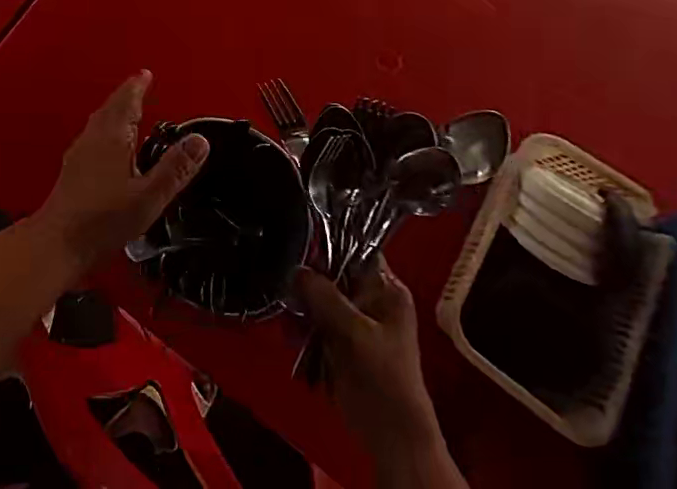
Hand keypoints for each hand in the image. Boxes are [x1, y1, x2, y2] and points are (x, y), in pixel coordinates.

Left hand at [35, 71, 208, 268]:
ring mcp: (79, 155)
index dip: (137, 86)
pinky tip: (110, 149)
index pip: (127, 101)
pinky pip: (93, 139)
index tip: (145, 74)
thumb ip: (176, 168)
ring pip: (99, 123)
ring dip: (115, 113)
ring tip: (128, 114)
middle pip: (110, 108)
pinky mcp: (72, 173)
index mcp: (112, 137)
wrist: (56, 245)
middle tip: (139, 87)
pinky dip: (106, 132)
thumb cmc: (101, 221)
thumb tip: (200, 142)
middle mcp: (92, 140)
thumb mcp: (149, 196)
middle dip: (126, 96)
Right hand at [297, 262, 448, 470]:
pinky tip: (289, 330)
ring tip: (286, 308)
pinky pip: (314, 322)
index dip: (333, 245)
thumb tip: (298, 270)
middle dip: (310, 278)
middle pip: (334, 274)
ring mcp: (353, 321)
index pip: (359, 252)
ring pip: (320, 298)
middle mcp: (370, 299)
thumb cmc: (384, 376)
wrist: (390, 433)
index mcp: (386, 289)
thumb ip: (326, 298)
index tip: (304, 244)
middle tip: (286, 280)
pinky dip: (301, 325)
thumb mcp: (356, 332)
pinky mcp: (338, 342)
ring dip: (301, 303)